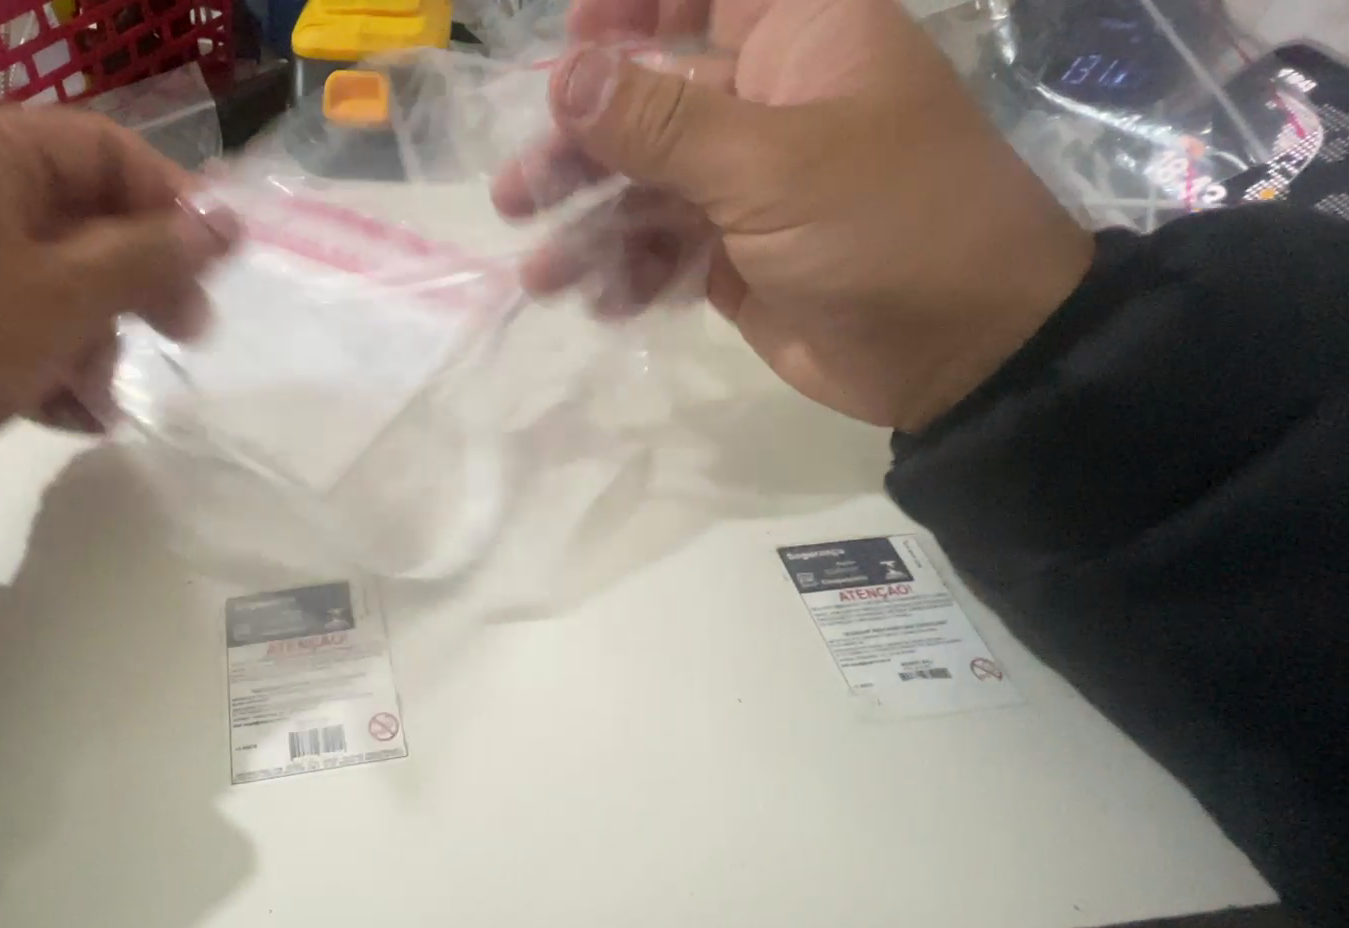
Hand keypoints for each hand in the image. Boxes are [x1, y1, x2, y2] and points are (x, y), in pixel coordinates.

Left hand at [0, 107, 237, 512]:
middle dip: (140, 287)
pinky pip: (20, 333)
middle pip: (88, 225)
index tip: (222, 266)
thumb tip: (228, 221)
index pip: (109, 153)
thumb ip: (149, 257)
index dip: (175, 204)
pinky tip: (73, 418)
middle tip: (186, 336)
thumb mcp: (59, 297)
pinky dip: (54, 372)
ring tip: (101, 398)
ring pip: (59, 290)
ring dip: (96, 346)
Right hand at [491, 0, 1094, 431]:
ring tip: (542, 273)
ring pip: (645, 189)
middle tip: (515, 196)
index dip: (634, 5)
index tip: (567, 32)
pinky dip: (629, 276)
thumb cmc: (884, 228)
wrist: (953, 351)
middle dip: (579, 151)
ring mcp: (746, 188)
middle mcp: (766, 106)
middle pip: (649, 107)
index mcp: (797, 43)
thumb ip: (660, 124)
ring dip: (589, 229)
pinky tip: (604, 305)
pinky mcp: (733, 256)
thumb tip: (567, 76)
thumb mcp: (768, 167)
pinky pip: (661, 252)